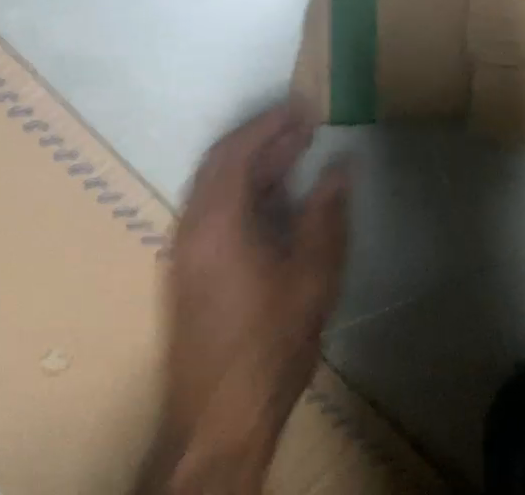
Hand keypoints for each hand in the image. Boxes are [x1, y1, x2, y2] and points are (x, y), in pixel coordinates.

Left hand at [141, 106, 350, 493]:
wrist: (218, 417)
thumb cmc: (270, 344)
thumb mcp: (312, 277)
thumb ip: (325, 215)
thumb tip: (340, 166)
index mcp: (216, 221)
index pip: (238, 150)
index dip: (271, 123)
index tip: (303, 106)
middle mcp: (191, 226)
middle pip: (222, 162)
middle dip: (263, 138)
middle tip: (305, 124)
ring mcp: (184, 250)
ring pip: (216, 186)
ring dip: (254, 165)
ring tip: (298, 154)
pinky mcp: (188, 270)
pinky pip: (214, 210)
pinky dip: (245, 191)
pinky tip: (278, 200)